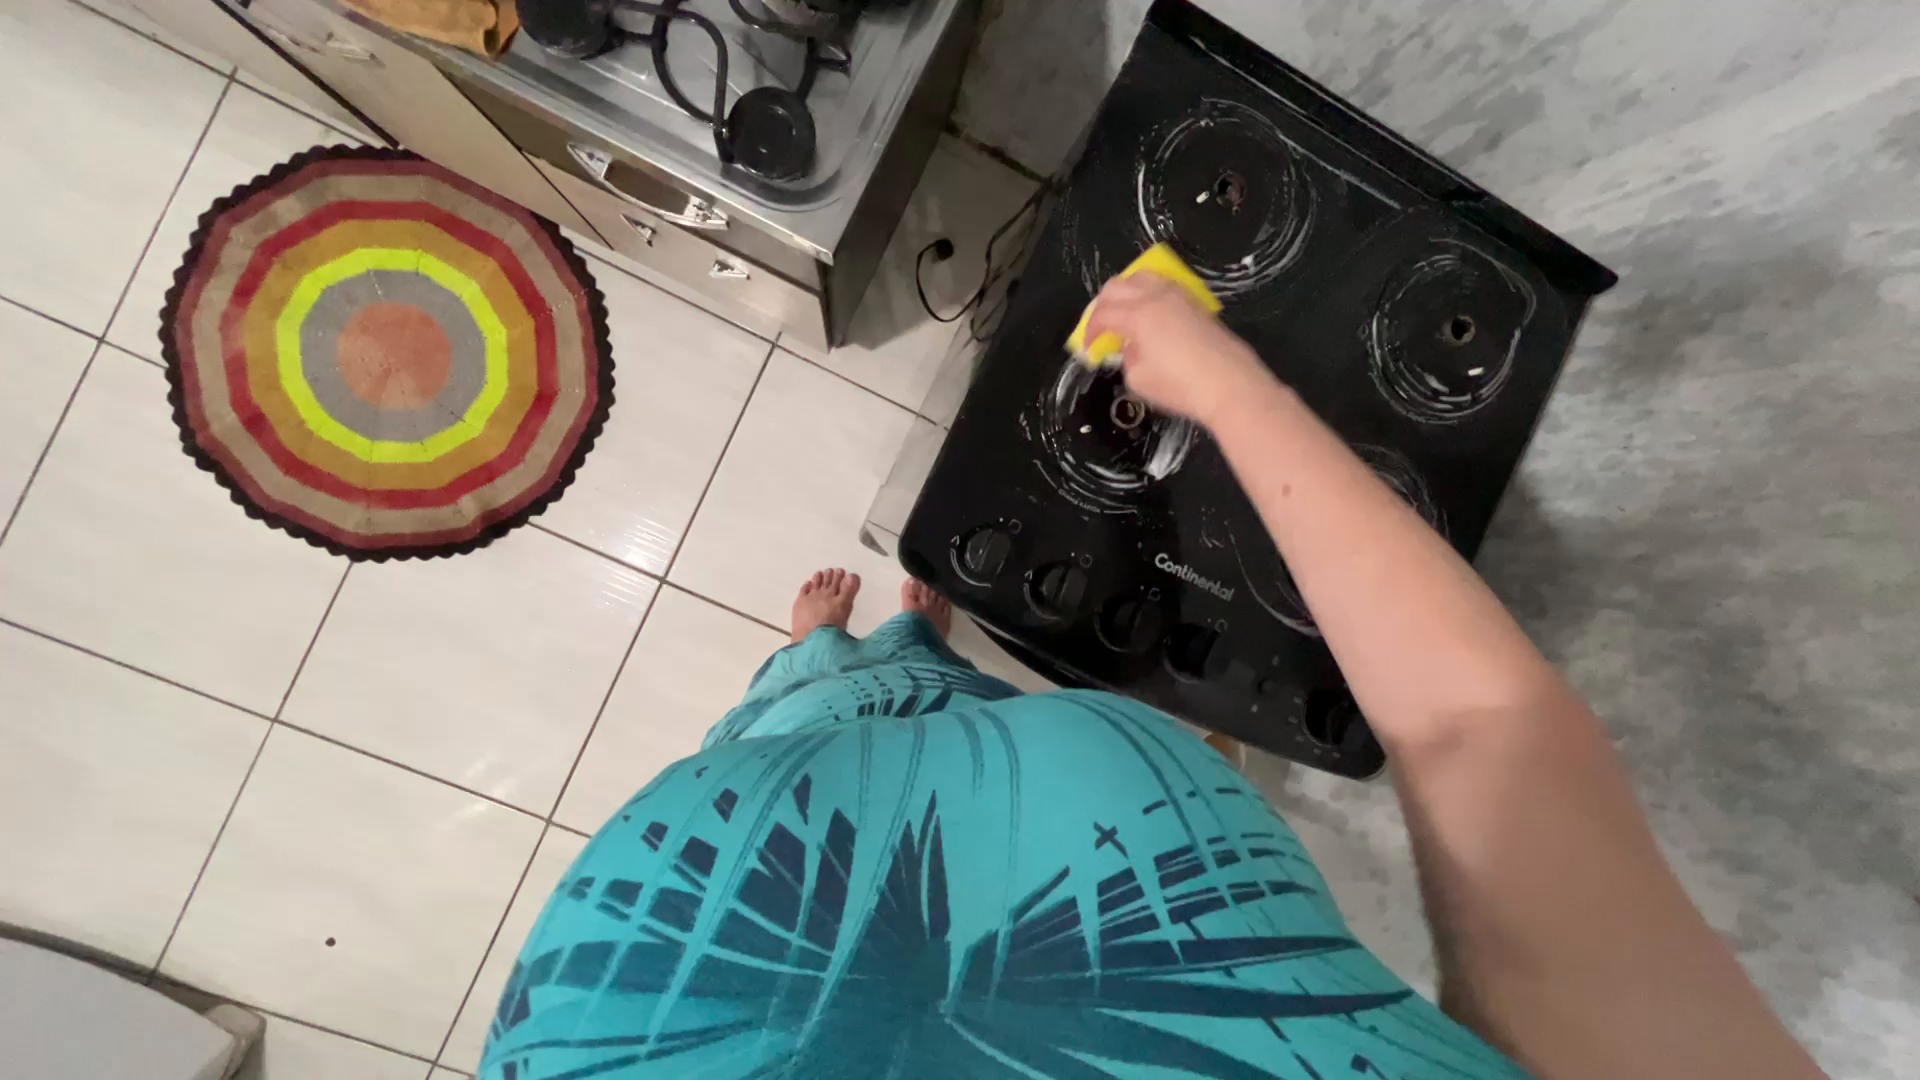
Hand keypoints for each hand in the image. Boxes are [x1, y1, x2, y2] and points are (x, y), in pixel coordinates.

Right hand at [1081, 272, 1278, 427]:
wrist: (1229, 384)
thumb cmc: (1179, 385)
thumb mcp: (1138, 379)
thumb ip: (1127, 358)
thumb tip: (1130, 348)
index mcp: (1138, 314)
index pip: (1102, 314)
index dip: (1089, 332)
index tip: (1089, 350)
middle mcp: (1156, 296)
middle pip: (1117, 286)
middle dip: (1102, 306)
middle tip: (1100, 329)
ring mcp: (1178, 296)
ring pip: (1141, 278)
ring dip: (1125, 294)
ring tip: (1123, 317)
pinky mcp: (1195, 303)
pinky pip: (1162, 287)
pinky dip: (1146, 296)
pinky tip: (1148, 317)